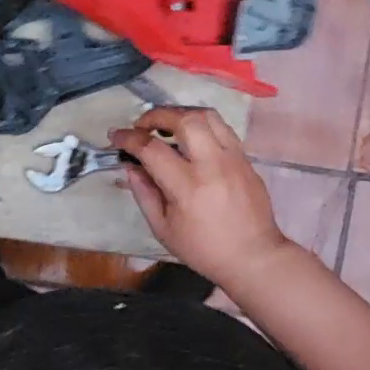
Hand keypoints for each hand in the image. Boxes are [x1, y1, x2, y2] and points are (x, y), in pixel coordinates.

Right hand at [110, 107, 301, 289]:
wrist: (254, 256)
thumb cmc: (204, 249)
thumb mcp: (163, 229)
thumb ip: (144, 193)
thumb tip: (130, 166)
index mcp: (188, 187)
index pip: (152, 149)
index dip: (129, 138)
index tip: (116, 136)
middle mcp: (212, 165)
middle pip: (184, 119)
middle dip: (157, 115)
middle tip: (143, 125)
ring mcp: (233, 158)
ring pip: (208, 115)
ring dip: (182, 114)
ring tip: (168, 126)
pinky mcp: (246, 159)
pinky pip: (223, 128)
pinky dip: (201, 125)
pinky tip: (192, 139)